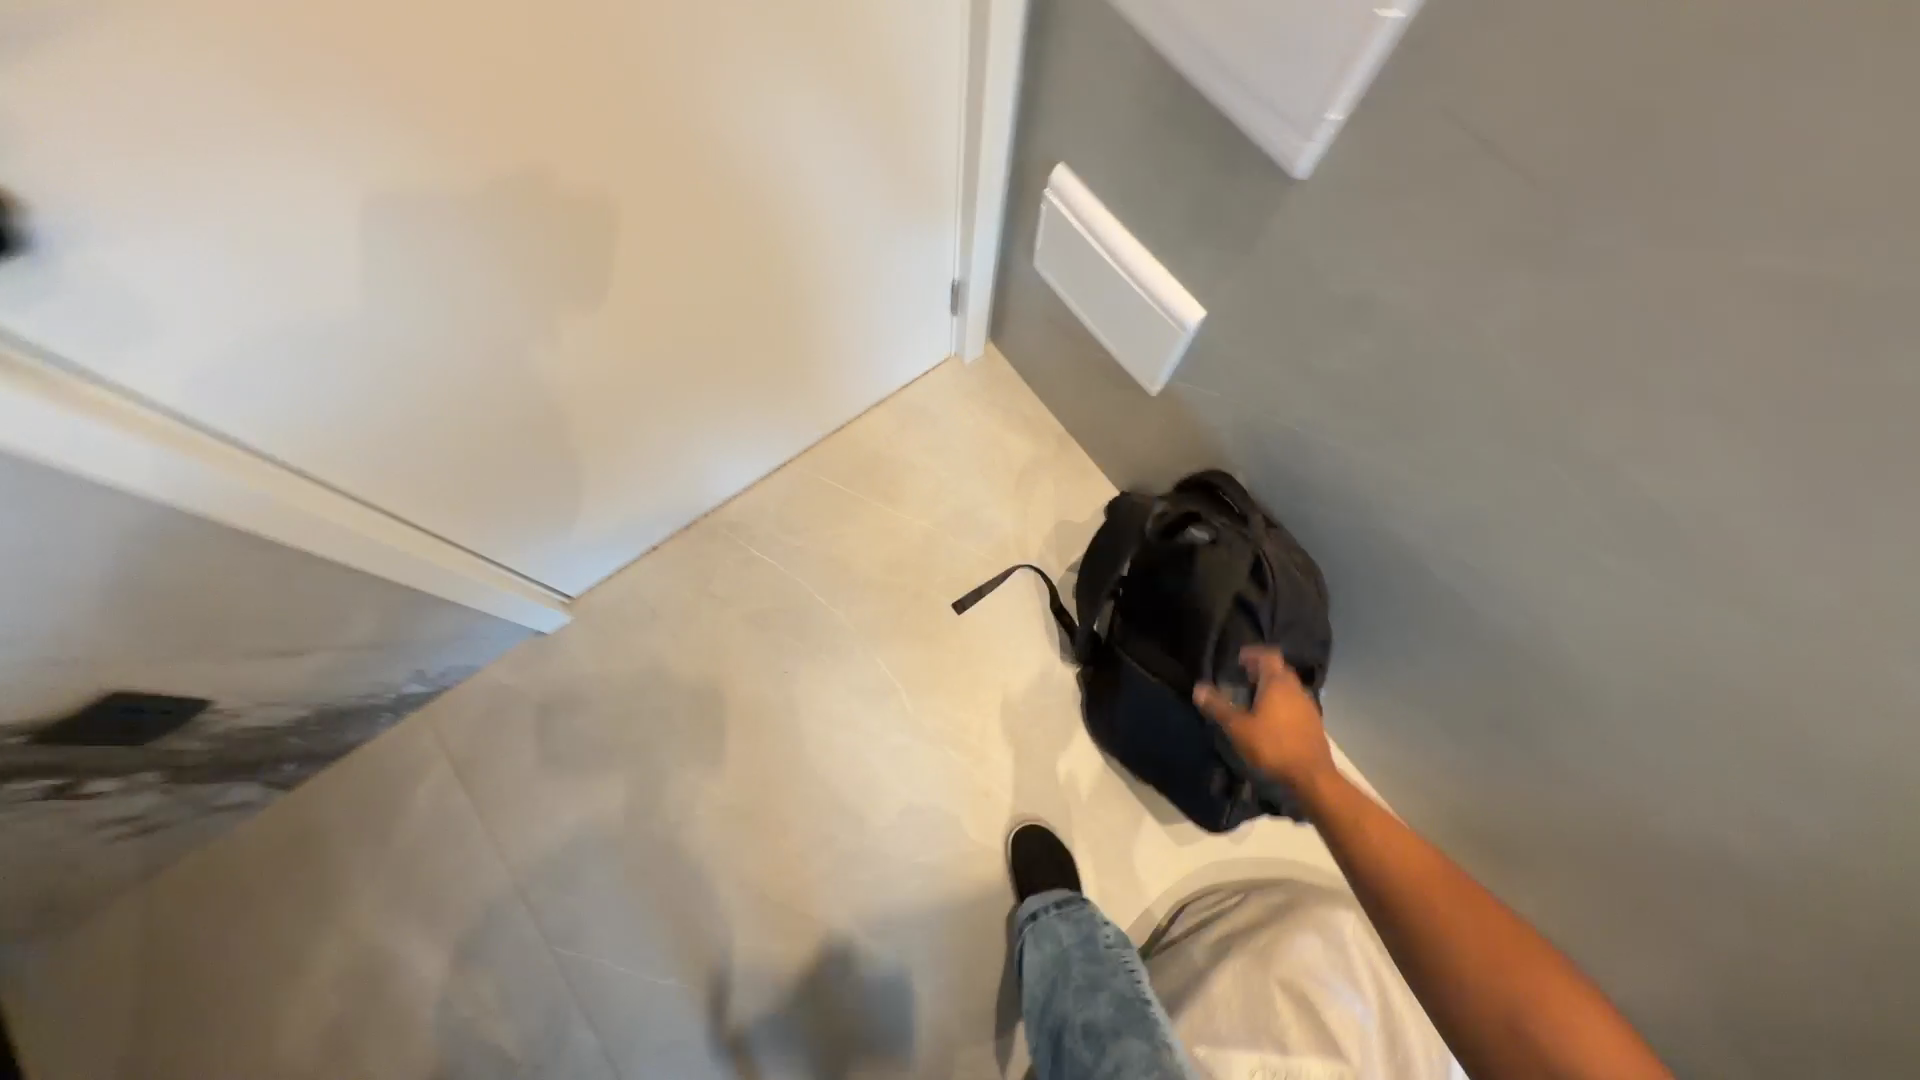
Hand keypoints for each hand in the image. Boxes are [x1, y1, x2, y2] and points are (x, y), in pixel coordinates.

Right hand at [1194, 647, 1336, 792]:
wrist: (1311, 776)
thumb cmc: (1272, 746)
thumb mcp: (1238, 728)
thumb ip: (1218, 707)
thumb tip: (1198, 688)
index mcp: (1277, 683)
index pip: (1268, 655)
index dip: (1253, 654)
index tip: (1239, 660)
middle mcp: (1295, 689)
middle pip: (1279, 670)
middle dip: (1261, 670)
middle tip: (1244, 679)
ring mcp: (1308, 705)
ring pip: (1289, 687)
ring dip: (1273, 688)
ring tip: (1255, 700)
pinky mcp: (1314, 723)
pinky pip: (1296, 703)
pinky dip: (1282, 703)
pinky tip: (1272, 720)